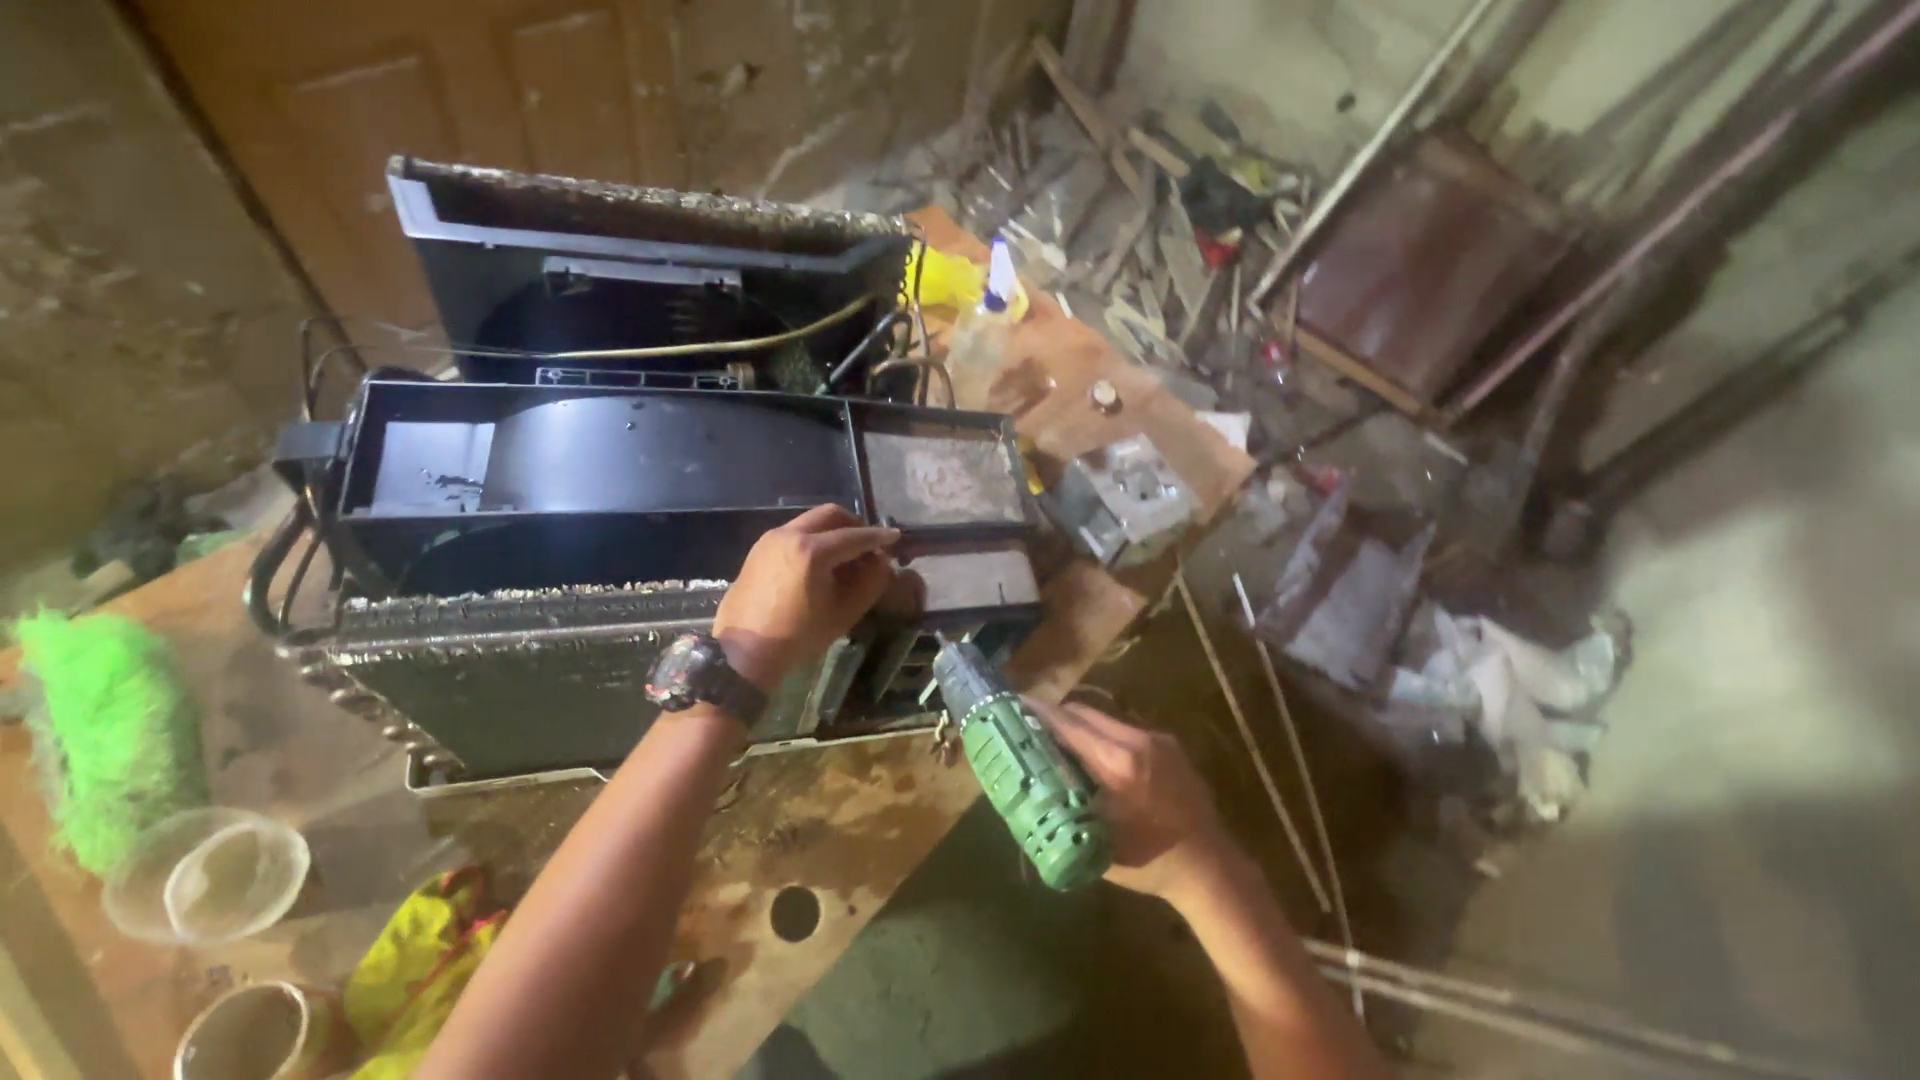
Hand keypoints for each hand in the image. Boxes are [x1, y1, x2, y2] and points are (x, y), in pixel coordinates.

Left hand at [711, 505, 898, 692]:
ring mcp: (770, 539)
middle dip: (854, 525)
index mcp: (812, 551)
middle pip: (830, 515)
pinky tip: (819, 563)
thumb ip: (869, 583)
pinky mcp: (758, 550)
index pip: (854, 536)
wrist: (744, 652)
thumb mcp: (843, 613)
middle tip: (869, 543)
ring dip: (832, 531)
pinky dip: (812, 539)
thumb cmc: (798, 636)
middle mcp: (789, 535)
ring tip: (845, 555)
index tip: (896, 538)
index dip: (878, 537)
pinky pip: (793, 534)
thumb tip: (881, 563)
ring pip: (809, 522)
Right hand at [1032, 699, 1240, 908]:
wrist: (1210, 868)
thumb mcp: (1094, 843)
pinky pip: (1124, 730)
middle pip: (1084, 713)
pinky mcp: (1169, 745)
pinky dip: (1101, 736)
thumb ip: (1061, 812)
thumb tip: (1024, 793)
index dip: (1038, 713)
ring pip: (1105, 719)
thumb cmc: (1149, 863)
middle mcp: (1139, 741)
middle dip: (1054, 716)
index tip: (1011, 705)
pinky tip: (1092, 758)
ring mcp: (1157, 740)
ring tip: (1055, 741)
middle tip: (1027, 726)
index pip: (1069, 725)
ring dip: (1078, 726)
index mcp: (1119, 765)